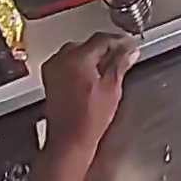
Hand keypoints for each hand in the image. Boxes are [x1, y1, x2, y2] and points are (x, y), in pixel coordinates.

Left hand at [40, 32, 138, 162]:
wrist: (69, 141)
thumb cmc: (88, 119)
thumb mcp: (112, 87)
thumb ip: (121, 63)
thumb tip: (130, 51)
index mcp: (78, 57)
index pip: (102, 39)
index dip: (119, 40)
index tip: (129, 44)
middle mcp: (62, 59)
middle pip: (89, 43)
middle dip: (106, 47)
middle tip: (122, 54)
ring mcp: (54, 69)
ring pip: (77, 51)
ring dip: (93, 55)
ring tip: (109, 65)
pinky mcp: (50, 79)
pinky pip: (68, 62)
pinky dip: (80, 63)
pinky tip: (92, 73)